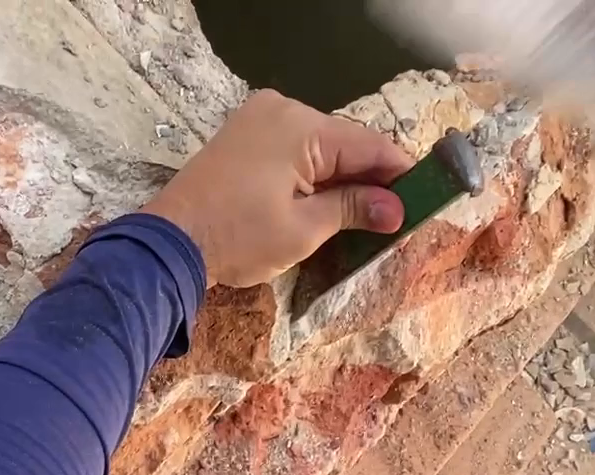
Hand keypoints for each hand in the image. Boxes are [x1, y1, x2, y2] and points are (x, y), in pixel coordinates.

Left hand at [141, 91, 412, 287]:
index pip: (367, 145)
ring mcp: (256, 121)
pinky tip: (321, 202)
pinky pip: (289, 152)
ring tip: (360, 215)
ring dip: (338, 179)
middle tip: (392, 214)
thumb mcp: (303, 230)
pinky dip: (308, 175)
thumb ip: (352, 210)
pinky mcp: (240, 139)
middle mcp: (280, 110)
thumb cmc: (237, 239)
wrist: (170, 245)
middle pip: (342, 144)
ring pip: (316, 148)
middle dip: (367, 178)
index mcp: (301, 127)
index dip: (398, 173)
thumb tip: (395, 209)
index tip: (424, 196)